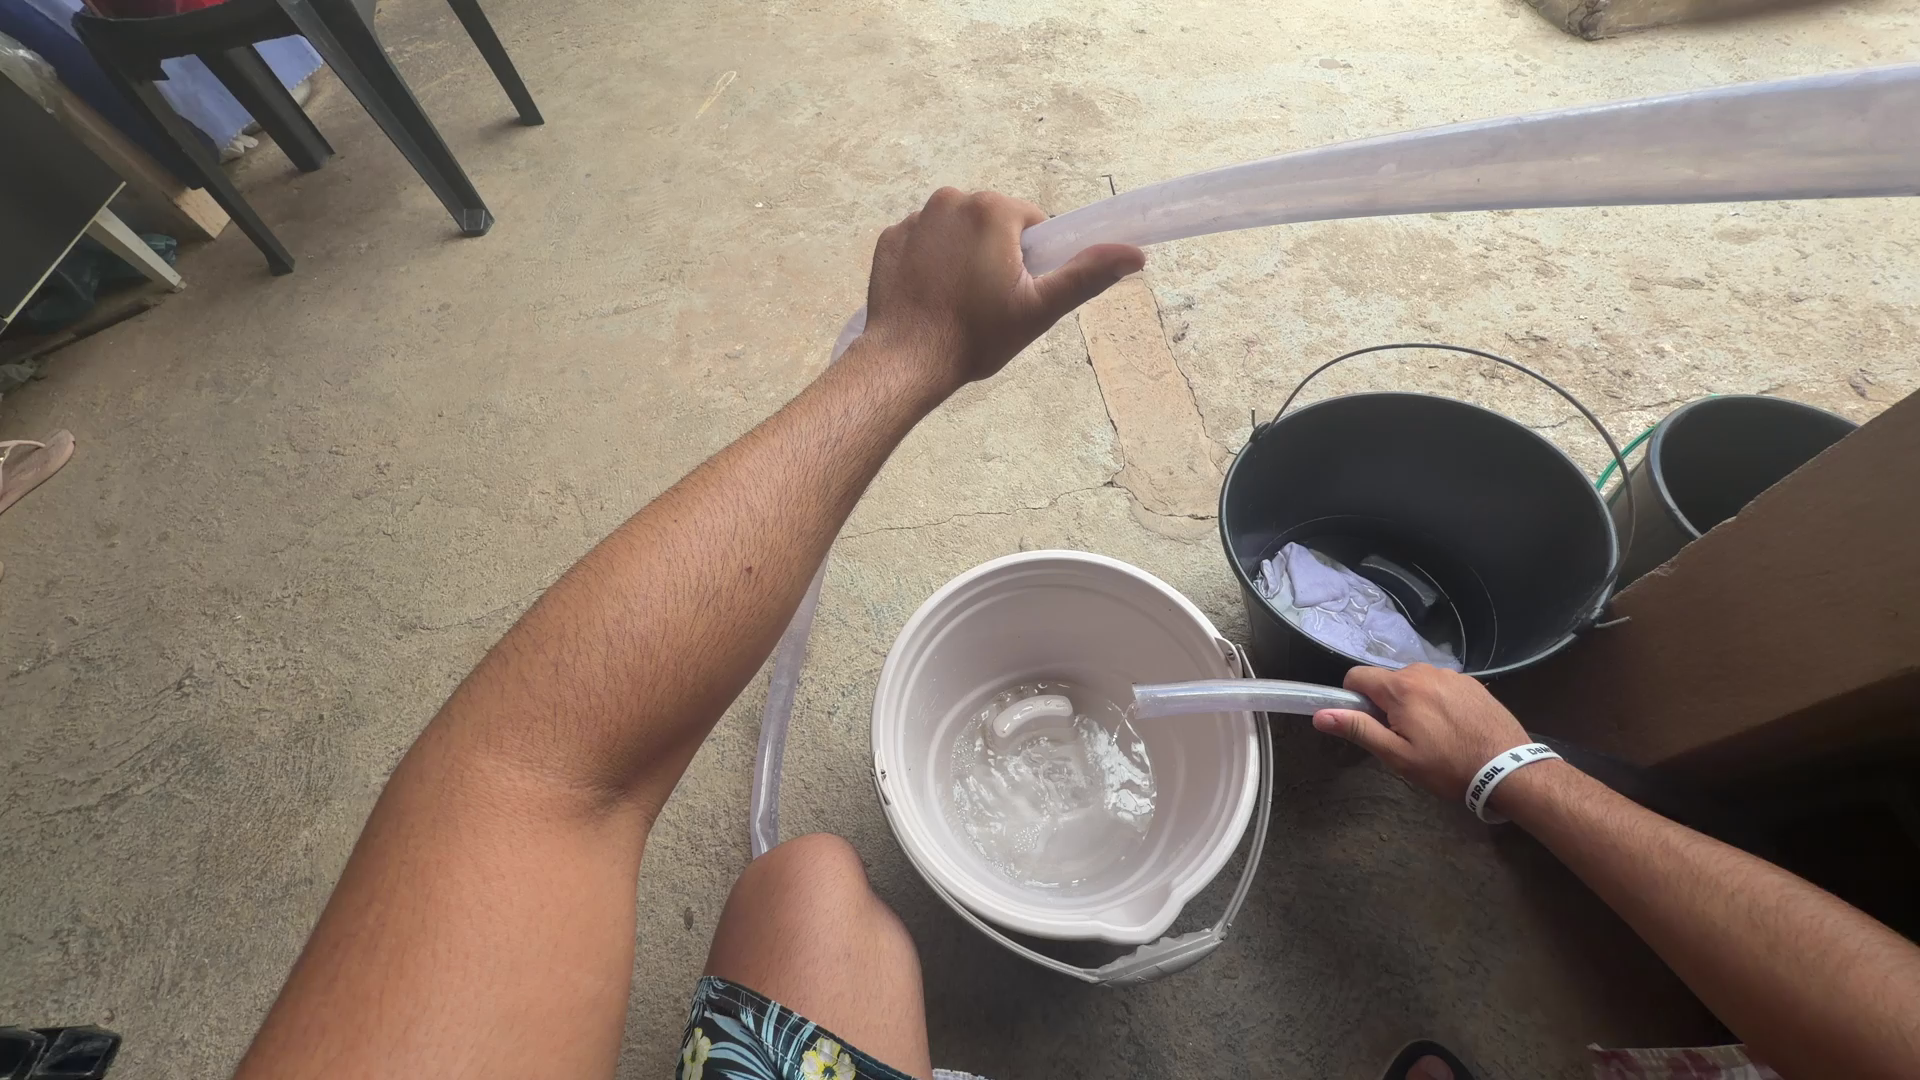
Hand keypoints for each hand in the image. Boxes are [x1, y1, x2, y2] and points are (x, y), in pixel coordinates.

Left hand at [856, 188, 1144, 396]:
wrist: (907, 361)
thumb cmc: (976, 337)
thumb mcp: (1039, 309)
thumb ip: (1085, 275)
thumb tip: (1135, 254)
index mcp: (992, 210)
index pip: (1030, 222)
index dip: (1030, 259)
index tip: (1017, 291)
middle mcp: (951, 200)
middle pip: (991, 223)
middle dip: (995, 254)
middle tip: (988, 302)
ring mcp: (914, 219)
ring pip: (955, 231)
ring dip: (962, 256)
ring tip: (958, 302)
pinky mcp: (889, 240)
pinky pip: (922, 242)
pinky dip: (929, 262)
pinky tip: (931, 297)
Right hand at [1311, 664, 1532, 802]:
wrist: (1512, 771)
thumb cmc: (1448, 766)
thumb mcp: (1397, 756)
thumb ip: (1358, 729)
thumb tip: (1320, 715)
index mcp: (1400, 687)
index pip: (1356, 677)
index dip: (1353, 699)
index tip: (1369, 723)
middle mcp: (1422, 672)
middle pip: (1386, 681)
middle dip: (1385, 703)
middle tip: (1404, 736)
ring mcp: (1450, 675)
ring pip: (1413, 682)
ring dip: (1412, 701)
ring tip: (1433, 733)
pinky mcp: (1472, 683)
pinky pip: (1438, 685)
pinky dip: (1436, 700)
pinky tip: (1453, 726)